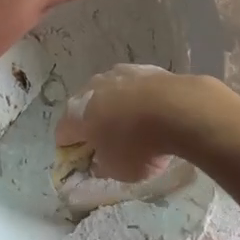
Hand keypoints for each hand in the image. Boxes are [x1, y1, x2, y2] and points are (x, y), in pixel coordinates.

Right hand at [56, 64, 226, 180]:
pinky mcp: (141, 68)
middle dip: (92, 126)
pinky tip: (152, 112)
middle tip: (108, 145)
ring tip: (134, 127)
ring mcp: (116, 73)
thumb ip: (102, 167)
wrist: (177, 109)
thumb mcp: (119, 171)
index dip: (70, 149)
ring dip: (114, 108)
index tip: (84, 162)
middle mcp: (90, 88)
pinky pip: (132, 87)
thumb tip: (97, 163)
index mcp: (77, 114)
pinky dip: (136, 99)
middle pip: (83, 109)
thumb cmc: (139, 146)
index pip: (62, 133)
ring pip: (108, 93)